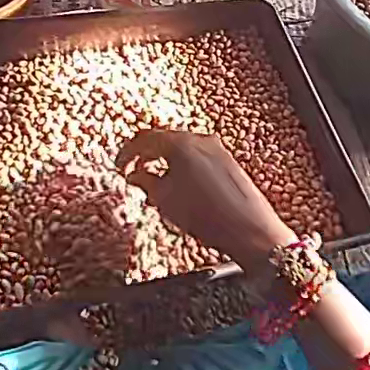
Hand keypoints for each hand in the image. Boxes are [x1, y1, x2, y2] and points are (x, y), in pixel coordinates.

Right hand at [117, 130, 295, 268]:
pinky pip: (197, 155)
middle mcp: (201, 140)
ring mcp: (217, 149)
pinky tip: (179, 185)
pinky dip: (182, 165)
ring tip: (155, 182)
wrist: (249, 231)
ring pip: (182, 147)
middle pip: (164, 139)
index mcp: (181, 144)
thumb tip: (135, 175)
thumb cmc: (209, 217)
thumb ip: (145, 181)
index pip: (144, 139)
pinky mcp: (228, 161)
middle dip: (146, 155)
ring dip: (165, 160)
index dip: (127, 152)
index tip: (120, 164)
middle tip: (133, 171)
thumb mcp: (165, 200)